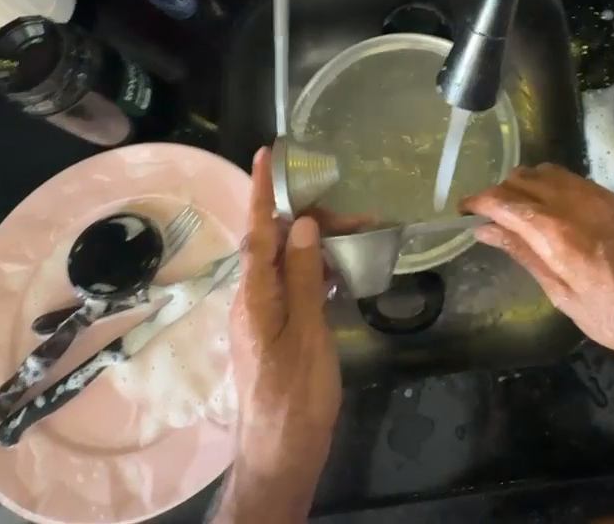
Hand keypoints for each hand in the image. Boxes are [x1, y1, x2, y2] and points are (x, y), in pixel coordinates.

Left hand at [217, 148, 339, 523]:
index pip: (258, 232)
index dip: (263, 192)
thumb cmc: (296, 397)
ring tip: (361, 237)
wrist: (282, 457)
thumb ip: (304, 277)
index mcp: (254, 297)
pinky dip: (318, 271)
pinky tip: (344, 270)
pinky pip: (295, 286)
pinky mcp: (277, 331)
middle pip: (278, 244)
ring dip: (321, 245)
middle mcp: (253, 300)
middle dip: (314, 221)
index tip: (267, 154)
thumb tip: (305, 225)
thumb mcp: (307, 334)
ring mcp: (264, 316)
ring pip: (289, 263)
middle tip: (359, 217)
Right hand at [463, 164, 613, 365]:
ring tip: (517, 210)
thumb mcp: (562, 294)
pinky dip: (552, 186)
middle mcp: (576, 203)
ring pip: (549, 172)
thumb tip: (487, 230)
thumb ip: (524, 254)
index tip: (464, 211)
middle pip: (525, 179)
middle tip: (488, 215)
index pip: (507, 201)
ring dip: (526, 184)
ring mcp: (599, 196)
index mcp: (558, 233)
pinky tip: (551, 209)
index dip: (480, 201)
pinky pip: (573, 179)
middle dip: (501, 192)